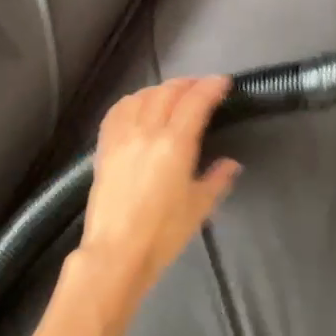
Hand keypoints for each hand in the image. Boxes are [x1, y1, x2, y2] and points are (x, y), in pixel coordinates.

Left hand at [74, 76, 240, 307]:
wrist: (116, 253)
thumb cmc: (162, 234)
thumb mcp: (199, 207)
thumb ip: (217, 179)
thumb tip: (230, 164)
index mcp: (175, 144)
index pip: (195, 101)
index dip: (211, 87)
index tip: (223, 82)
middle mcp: (147, 131)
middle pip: (168, 92)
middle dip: (188, 83)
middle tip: (202, 86)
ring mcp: (122, 137)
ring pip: (142, 96)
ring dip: (161, 89)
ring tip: (173, 94)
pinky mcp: (105, 147)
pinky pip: (118, 111)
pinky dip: (133, 100)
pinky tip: (139, 105)